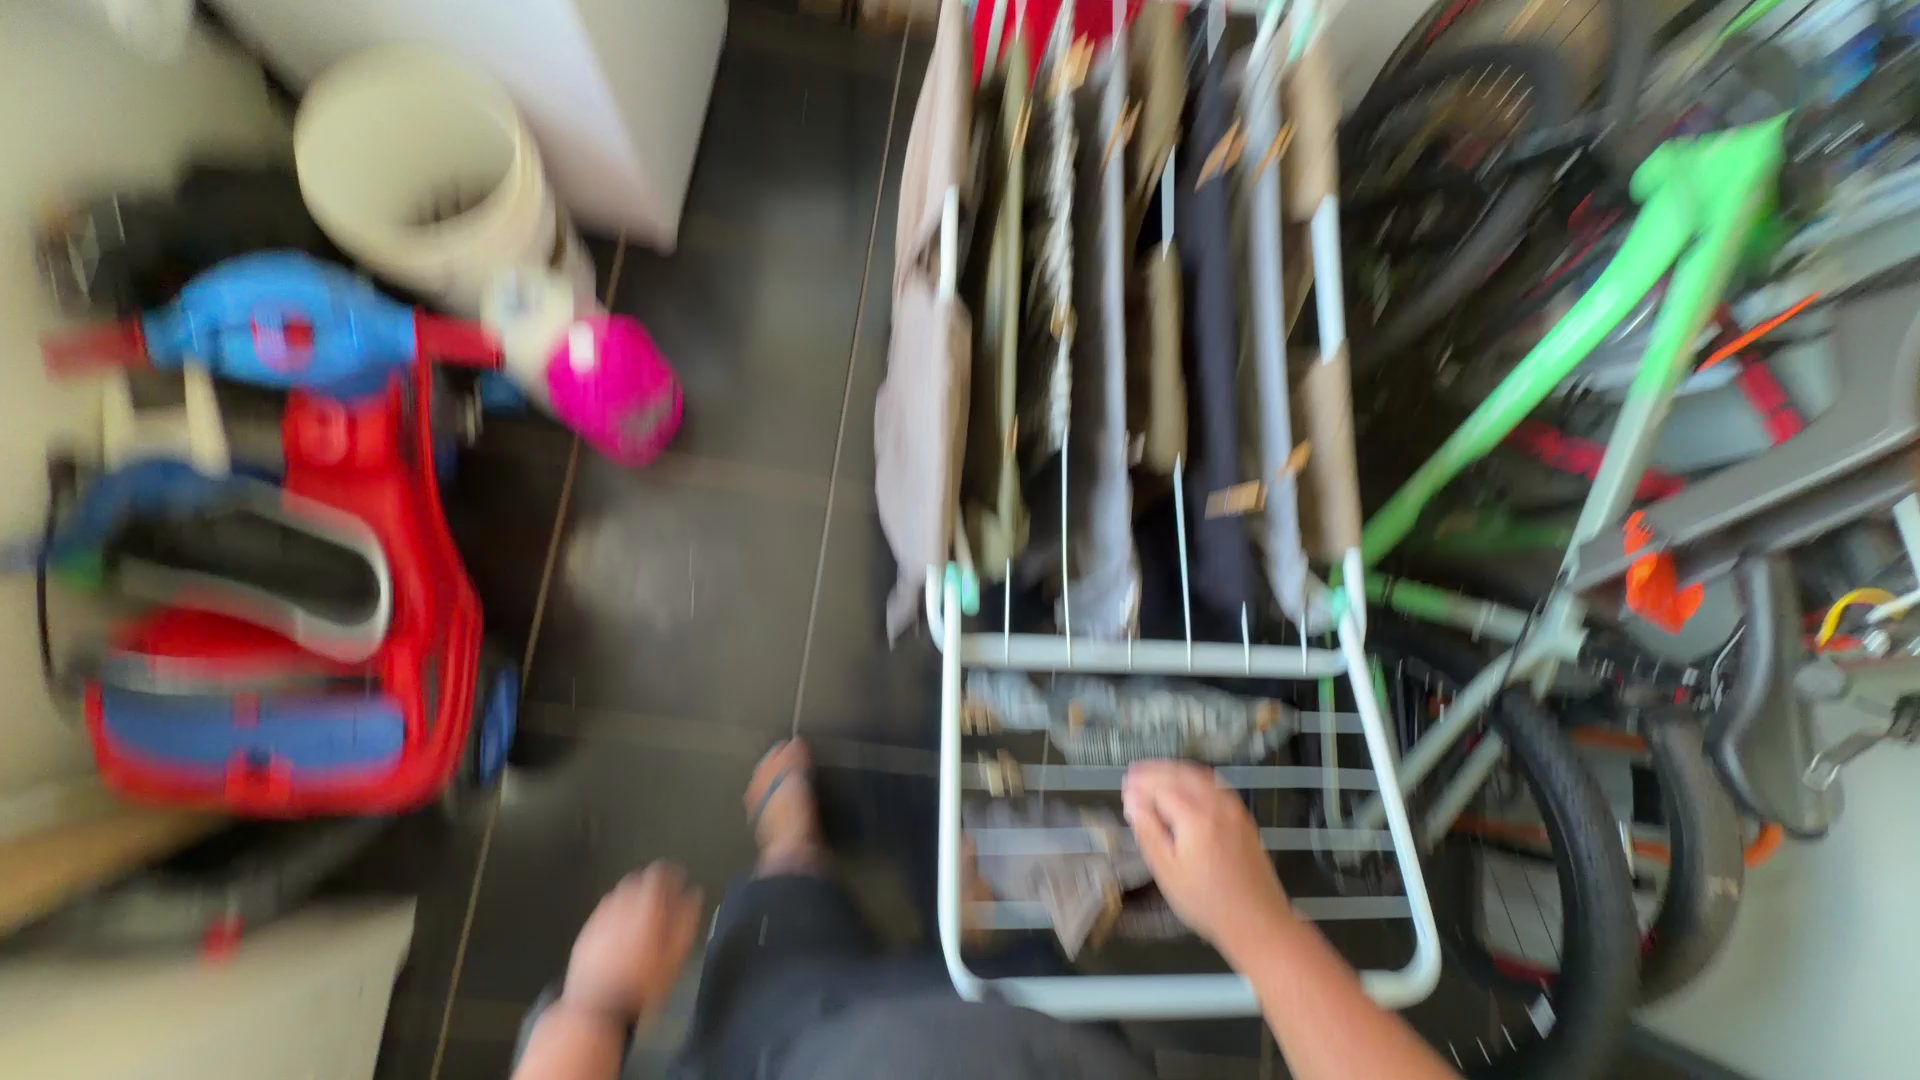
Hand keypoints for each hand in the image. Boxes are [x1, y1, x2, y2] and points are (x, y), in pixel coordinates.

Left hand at [562, 862, 703, 1020]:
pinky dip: (615, 914)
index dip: (672, 873)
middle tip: (661, 900)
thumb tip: (693, 893)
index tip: (679, 881)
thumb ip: (686, 919)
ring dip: (631, 898)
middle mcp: (621, 903)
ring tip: (640, 916)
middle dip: (650, 884)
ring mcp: (600, 917)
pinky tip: (619, 934)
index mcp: (646, 904)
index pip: (660, 872)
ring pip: (619, 895)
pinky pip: (603, 913)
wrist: (596, 1009)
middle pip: (637, 879)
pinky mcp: (585, 933)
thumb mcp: (675, 954)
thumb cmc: (644, 982)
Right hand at [1124, 761, 1290, 951]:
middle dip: (1155, 770)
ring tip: (1156, 774)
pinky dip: (1196, 777)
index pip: (1161, 788)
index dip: (1140, 785)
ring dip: (1175, 770)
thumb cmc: (1207, 903)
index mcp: (1195, 819)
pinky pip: (1217, 785)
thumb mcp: (1167, 872)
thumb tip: (1132, 802)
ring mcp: (1234, 811)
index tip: (1124, 787)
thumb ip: (1148, 832)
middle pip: (1181, 774)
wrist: (1258, 923)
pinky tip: (1188, 784)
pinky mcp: (1244, 818)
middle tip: (1134, 774)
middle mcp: (1217, 807)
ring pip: (1200, 776)